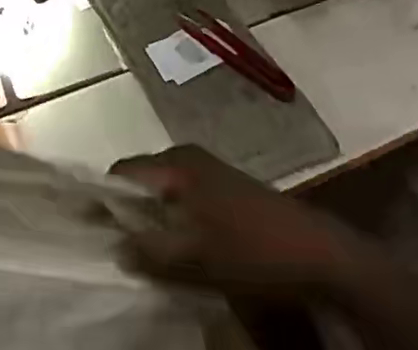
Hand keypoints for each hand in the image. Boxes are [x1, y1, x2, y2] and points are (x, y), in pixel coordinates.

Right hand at [108, 146, 368, 301]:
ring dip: (153, 218)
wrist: (329, 260)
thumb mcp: (195, 259)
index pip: (120, 172)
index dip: (101, 197)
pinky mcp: (230, 190)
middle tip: (116, 239)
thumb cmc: (253, 251)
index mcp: (174, 163)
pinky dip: (176, 220)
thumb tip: (114, 247)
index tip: (87, 223)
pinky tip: (182, 246)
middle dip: (127, 209)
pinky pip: (186, 200)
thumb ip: (148, 251)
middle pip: (142, 180)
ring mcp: (212, 172)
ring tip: (146, 247)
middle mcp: (188, 158)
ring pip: (165, 192)